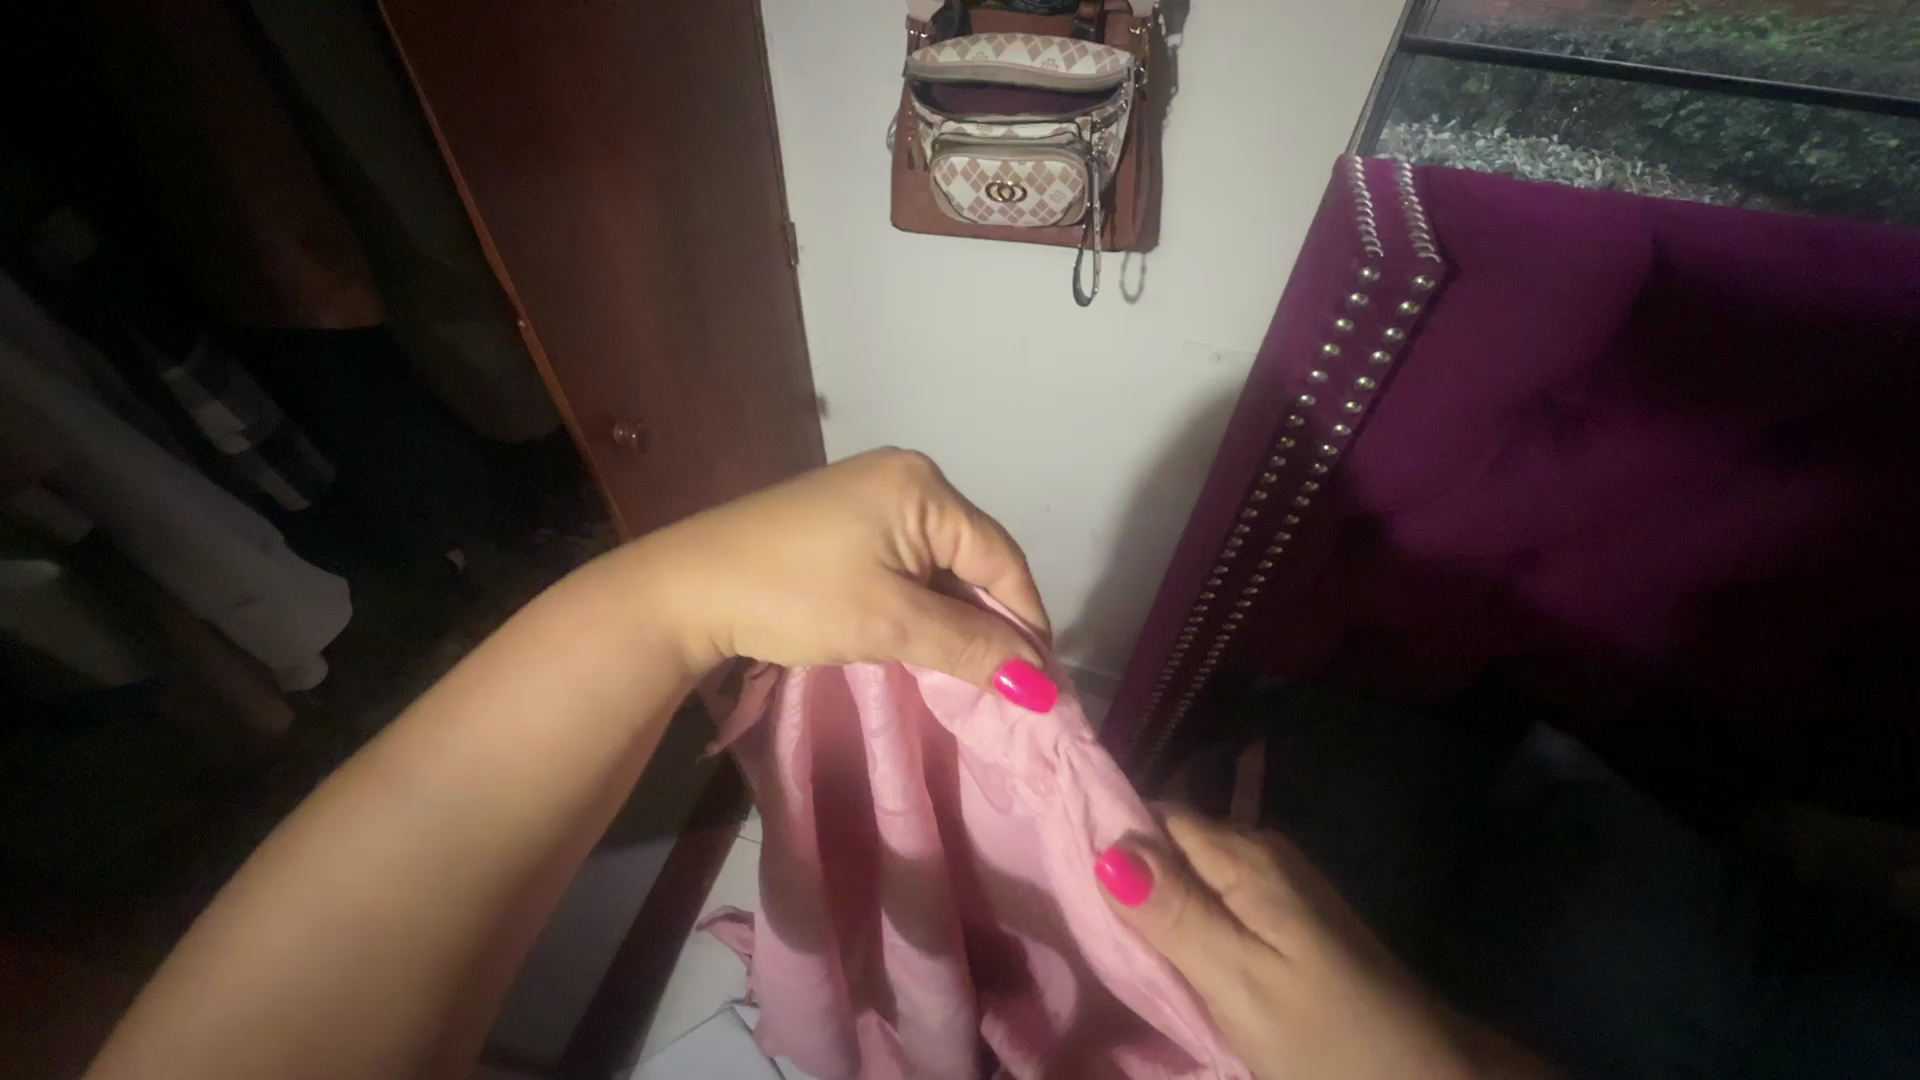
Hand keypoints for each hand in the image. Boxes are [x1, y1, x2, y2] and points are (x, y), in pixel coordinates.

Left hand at [625, 448, 1057, 706]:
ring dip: (958, 614)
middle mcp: (905, 477)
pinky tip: (929, 635)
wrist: (686, 589)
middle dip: (992, 619)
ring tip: (974, 666)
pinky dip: (923, 601)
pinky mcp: (847, 518)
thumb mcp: (892, 624)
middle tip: (1009, 680)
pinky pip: (908, 560)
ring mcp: (872, 494)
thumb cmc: (795, 597)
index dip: (1027, 619)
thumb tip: (1040, 685)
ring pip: (941, 562)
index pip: (1000, 557)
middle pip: (973, 557)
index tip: (1042, 680)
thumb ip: (971, 646)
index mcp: (924, 486)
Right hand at [1096, 807, 1556, 1079]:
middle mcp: (1260, 851)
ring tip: (1114, 938)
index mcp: (1246, 855)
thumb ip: (1173, 914)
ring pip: (1191, 871)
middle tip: (1083, 919)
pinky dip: (1187, 920)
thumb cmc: (1333, 1041)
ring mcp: (1278, 884)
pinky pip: (1217, 899)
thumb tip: (1105, 845)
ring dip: (1156, 901)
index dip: (1109, 838)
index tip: (1064, 873)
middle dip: (1128, 873)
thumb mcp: (1241, 984)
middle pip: (1171, 841)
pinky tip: (1170, 952)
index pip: (1154, 816)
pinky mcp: (1288, 918)